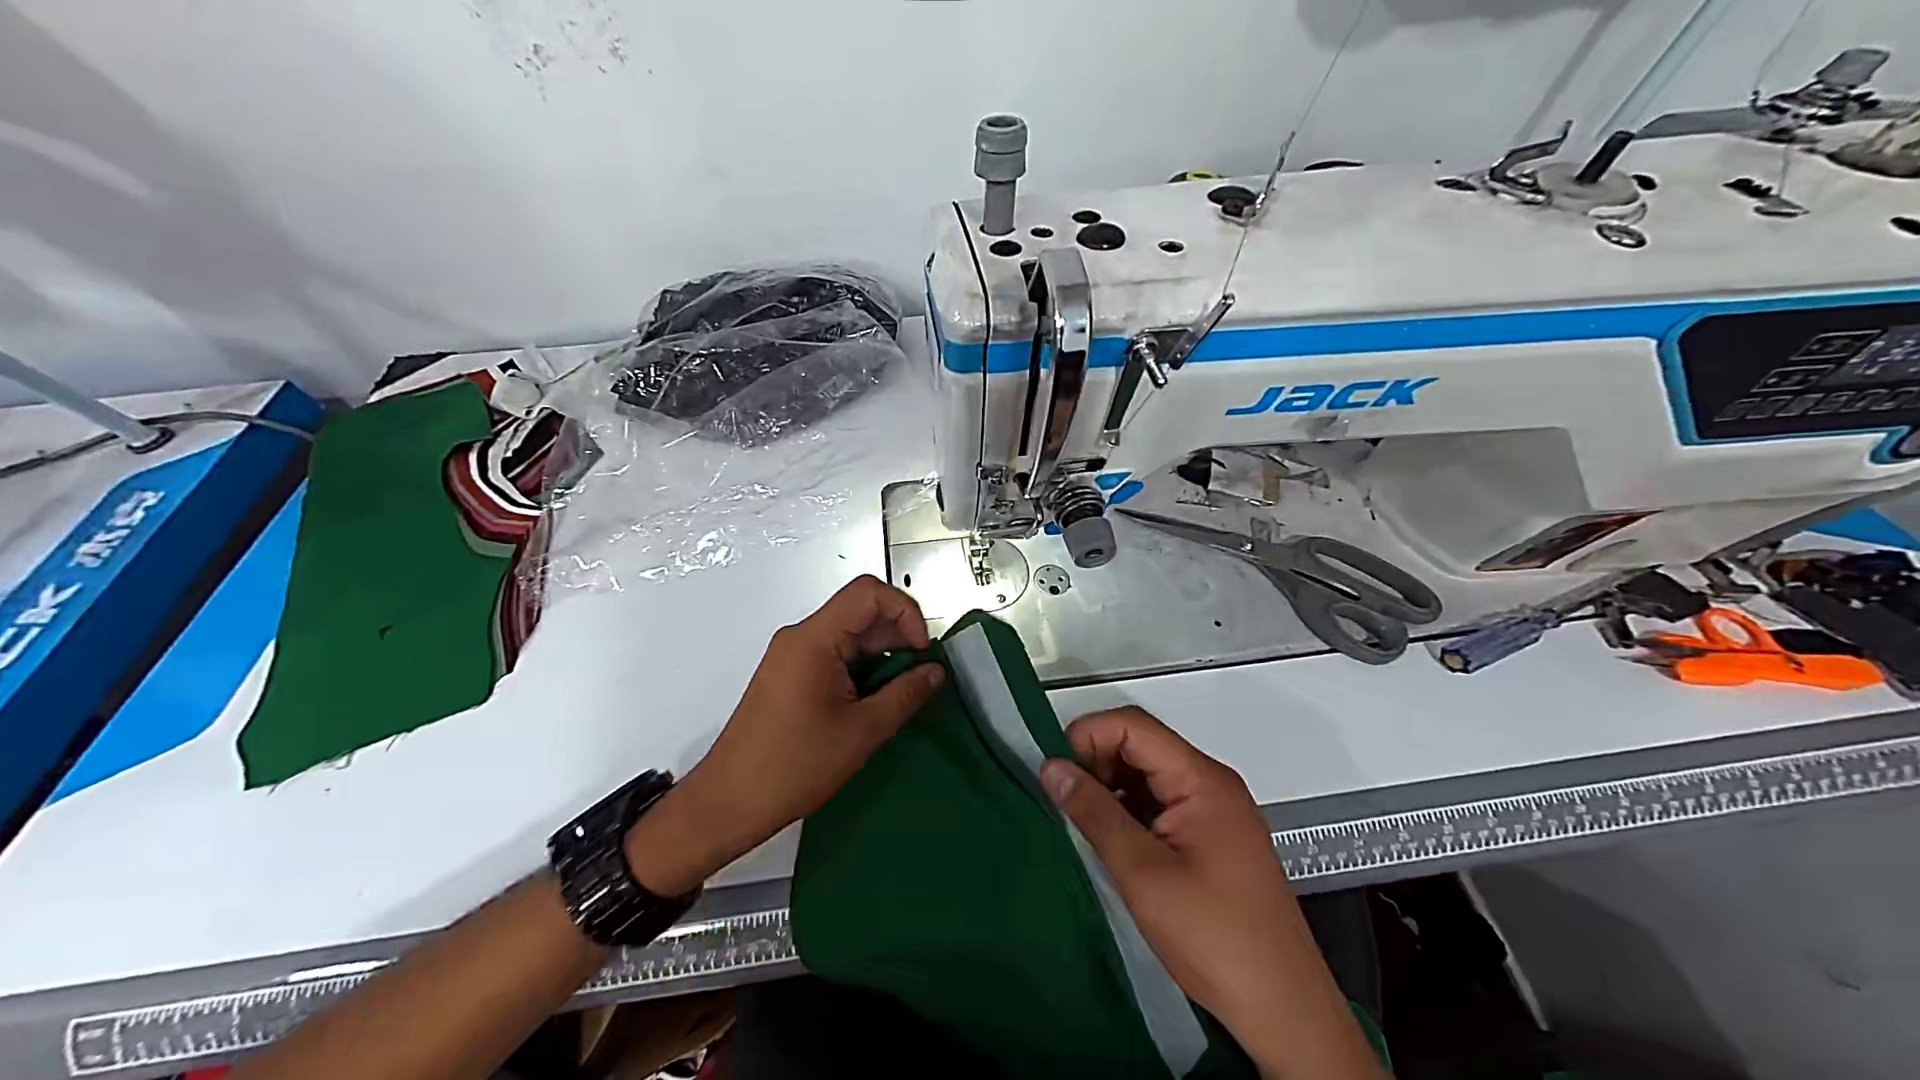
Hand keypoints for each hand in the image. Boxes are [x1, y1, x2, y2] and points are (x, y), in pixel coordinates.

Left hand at [625, 576, 944, 895]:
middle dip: (897, 636)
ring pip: (849, 633)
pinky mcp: (790, 674)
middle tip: (919, 674)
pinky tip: (874, 700)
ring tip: (899, 692)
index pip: (869, 593)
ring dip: (881, 655)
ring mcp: (792, 655)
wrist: (731, 801)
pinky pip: (834, 653)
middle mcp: (799, 638)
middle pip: (860, 611)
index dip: (906, 612)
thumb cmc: (791, 767)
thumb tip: (933, 673)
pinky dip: (861, 668)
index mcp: (813, 640)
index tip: (921, 649)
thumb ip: (905, 694)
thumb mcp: (863, 731)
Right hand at [1040, 707, 1382, 1077]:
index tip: (1054, 770)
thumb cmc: (1216, 939)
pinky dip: (1128, 811)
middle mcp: (1210, 783)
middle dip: (1095, 762)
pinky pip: (1158, 801)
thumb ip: (1094, 813)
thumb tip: (1053, 769)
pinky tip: (1111, 842)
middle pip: (1140, 744)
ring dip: (1109, 788)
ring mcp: (1212, 809)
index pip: (1133, 726)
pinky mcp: (1209, 834)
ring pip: (1146, 774)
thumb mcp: (1142, 872)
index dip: (1087, 736)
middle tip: (1065, 801)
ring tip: (1084, 826)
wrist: (1281, 1006)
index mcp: (1202, 780)